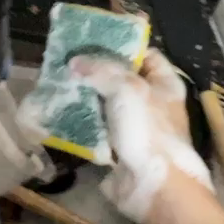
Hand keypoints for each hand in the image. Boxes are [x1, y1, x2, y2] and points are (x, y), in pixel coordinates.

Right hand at [74, 49, 209, 221]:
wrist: (153, 186)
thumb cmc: (149, 130)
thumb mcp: (127, 87)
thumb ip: (100, 68)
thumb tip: (74, 62)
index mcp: (164, 83)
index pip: (145, 53)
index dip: (122, 44)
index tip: (92, 38)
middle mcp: (152, 101)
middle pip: (121, 77)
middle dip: (95, 68)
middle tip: (67, 58)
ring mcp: (135, 125)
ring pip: (106, 101)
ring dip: (84, 93)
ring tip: (58, 79)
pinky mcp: (118, 146)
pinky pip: (96, 126)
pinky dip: (81, 118)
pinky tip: (60, 108)